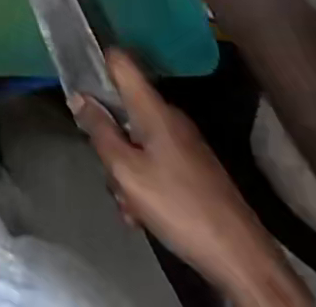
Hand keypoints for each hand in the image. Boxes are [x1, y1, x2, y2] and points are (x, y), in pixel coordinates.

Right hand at [76, 50, 313, 306]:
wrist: (240, 257)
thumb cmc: (177, 205)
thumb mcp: (126, 170)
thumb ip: (99, 131)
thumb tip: (78, 97)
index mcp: (154, 109)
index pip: (122, 63)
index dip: (97, 59)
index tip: (74, 71)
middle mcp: (171, 118)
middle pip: (125, 109)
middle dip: (108, 137)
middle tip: (105, 168)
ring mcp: (185, 144)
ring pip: (137, 141)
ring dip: (125, 169)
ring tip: (128, 205)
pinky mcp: (193, 168)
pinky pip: (155, 162)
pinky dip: (143, 182)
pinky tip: (143, 214)